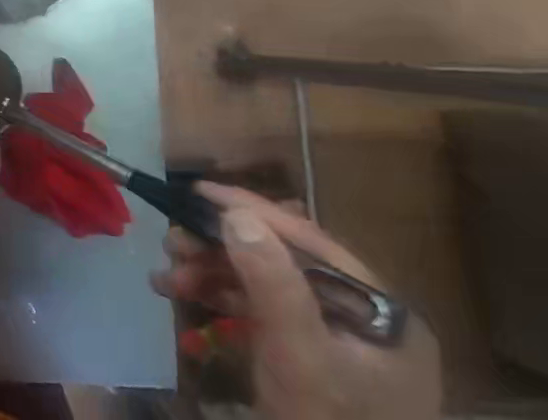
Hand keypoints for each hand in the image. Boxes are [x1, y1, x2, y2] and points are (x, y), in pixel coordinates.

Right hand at [151, 182, 442, 419]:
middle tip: (172, 243)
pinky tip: (179, 294)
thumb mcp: (299, 356)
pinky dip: (218, 297)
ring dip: (209, 271)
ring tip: (167, 276)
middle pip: (280, 259)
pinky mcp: (308, 354)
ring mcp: (335, 337)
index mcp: (380, 309)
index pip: (309, 240)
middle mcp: (362, 315)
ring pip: (263, 282)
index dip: (251, 209)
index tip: (198, 191)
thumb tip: (236, 213)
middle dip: (219, 248)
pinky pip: (259, 308)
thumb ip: (273, 284)